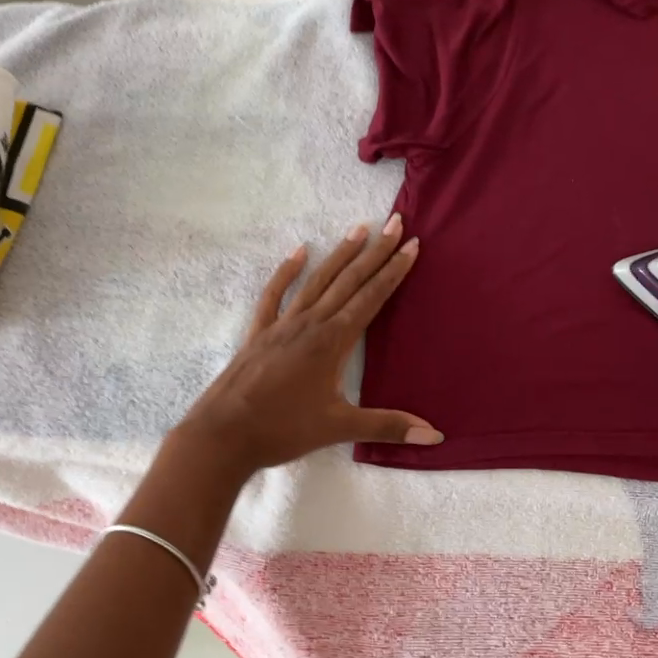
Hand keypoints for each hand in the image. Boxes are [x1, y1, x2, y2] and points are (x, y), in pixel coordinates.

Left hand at [173, 214, 439, 476]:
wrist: (223, 435)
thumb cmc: (283, 430)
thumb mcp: (339, 428)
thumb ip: (388, 426)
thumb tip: (435, 435)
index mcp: (333, 341)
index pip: (372, 297)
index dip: (394, 271)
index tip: (410, 244)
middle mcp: (311, 323)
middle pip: (349, 280)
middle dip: (376, 252)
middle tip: (395, 223)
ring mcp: (283, 324)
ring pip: (318, 280)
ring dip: (340, 254)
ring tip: (359, 229)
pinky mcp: (259, 332)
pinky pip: (275, 295)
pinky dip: (286, 272)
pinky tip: (298, 252)